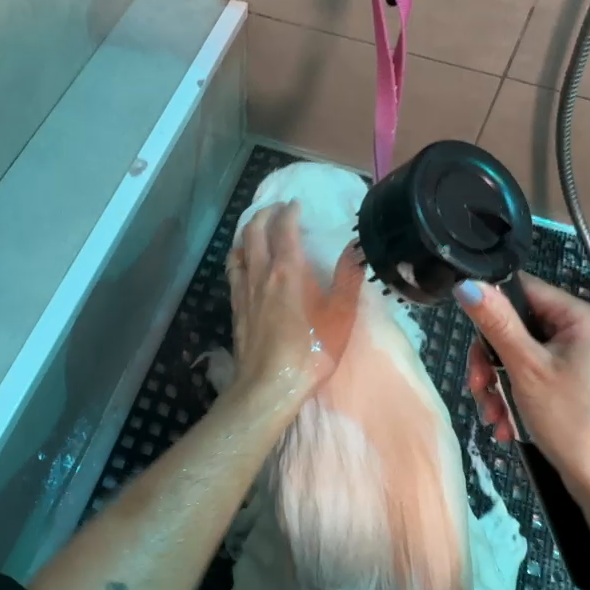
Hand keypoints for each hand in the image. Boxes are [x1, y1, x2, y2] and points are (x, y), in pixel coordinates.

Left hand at [225, 201, 360, 402]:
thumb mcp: (341, 315)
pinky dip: (238, 254)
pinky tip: (243, 260)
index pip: (284, 227)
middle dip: (265, 213)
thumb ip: (348, 278)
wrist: (270, 385)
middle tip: (277, 208)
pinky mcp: (236, 306)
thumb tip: (356, 248)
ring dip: (248, 230)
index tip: (296, 204)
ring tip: (259, 227)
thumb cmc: (311, 350)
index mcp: (288, 269)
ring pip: (240, 247)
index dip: (290, 211)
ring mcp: (244, 289)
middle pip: (254, 230)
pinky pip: (233, 269)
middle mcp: (262, 272)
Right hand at [457, 273, 589, 500]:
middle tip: (478, 389)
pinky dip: (519, 398)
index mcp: (585, 317)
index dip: (492, 312)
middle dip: (493, 362)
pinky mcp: (582, 387)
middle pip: (521, 328)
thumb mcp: (526, 368)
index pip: (525, 291)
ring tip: (493, 416)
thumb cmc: (572, 420)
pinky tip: (507, 426)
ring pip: (525, 357)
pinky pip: (540, 378)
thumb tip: (466, 283)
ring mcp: (588, 362)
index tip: (473, 345)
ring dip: (501, 386)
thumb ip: (496, 322)